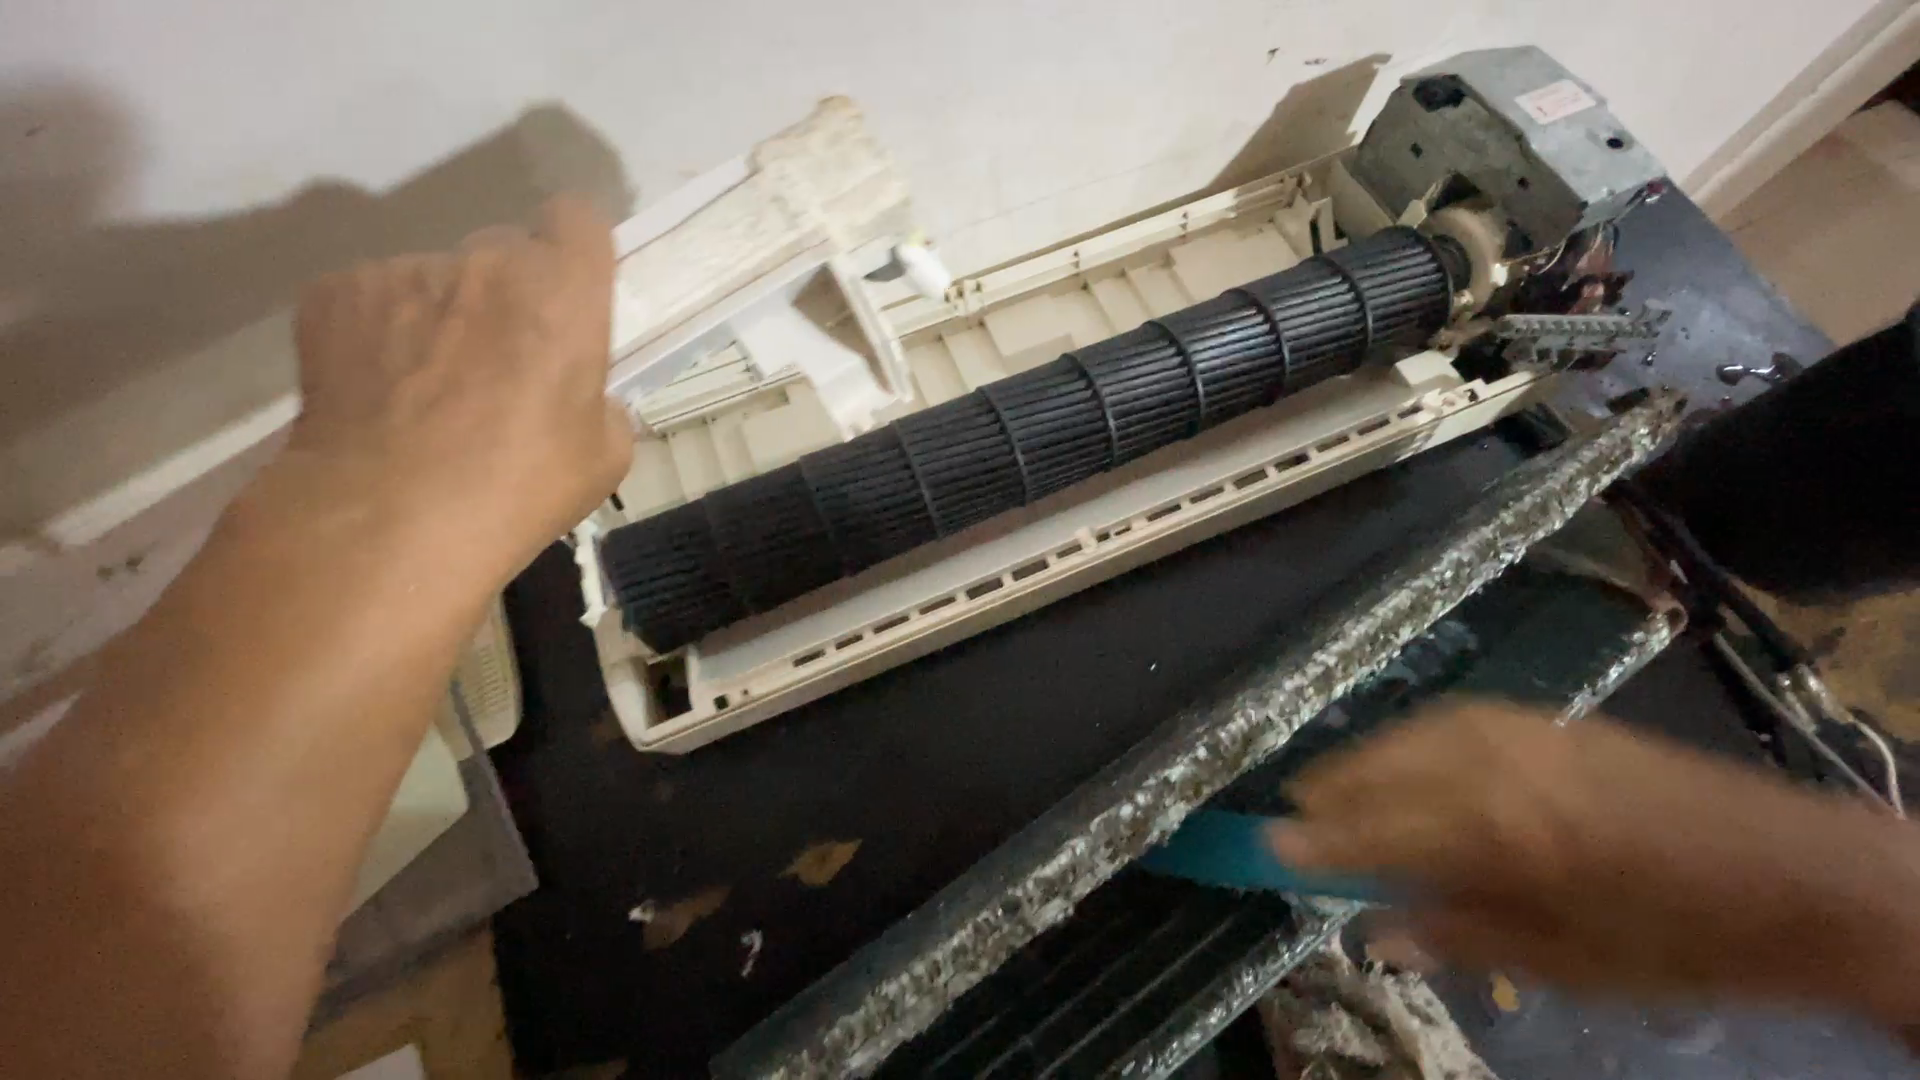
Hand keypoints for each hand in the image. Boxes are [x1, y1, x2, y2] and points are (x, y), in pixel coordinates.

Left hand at [284, 195, 630, 584]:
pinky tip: (381, 392)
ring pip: (438, 280)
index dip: (577, 249)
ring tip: (429, 389)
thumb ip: (600, 400)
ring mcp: (402, 272)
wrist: (391, 515)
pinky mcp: (333, 293)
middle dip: (510, 292)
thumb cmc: (523, 483)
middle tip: (503, 358)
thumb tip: (580, 396)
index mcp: (564, 293)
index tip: (572, 290)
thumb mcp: (606, 454)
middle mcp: (485, 263)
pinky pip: (374, 300)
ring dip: (444, 316)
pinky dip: (382, 333)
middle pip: (505, 251)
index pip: (578, 219)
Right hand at [1270, 701, 1919, 1021]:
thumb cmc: (1686, 939)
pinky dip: (1402, 739)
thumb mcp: (1573, 964)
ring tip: (1326, 785)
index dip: (1319, 840)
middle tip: (1292, 818)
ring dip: (1357, 761)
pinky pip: (1444, 720)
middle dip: (1328, 793)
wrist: (1807, 874)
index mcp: (1504, 833)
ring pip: (1406, 735)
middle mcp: (1498, 766)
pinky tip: (1394, 755)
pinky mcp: (1544, 717)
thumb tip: (1373, 930)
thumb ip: (1460, 935)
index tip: (1269, 847)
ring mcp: (1521, 731)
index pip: (1379, 830)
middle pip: (1381, 769)